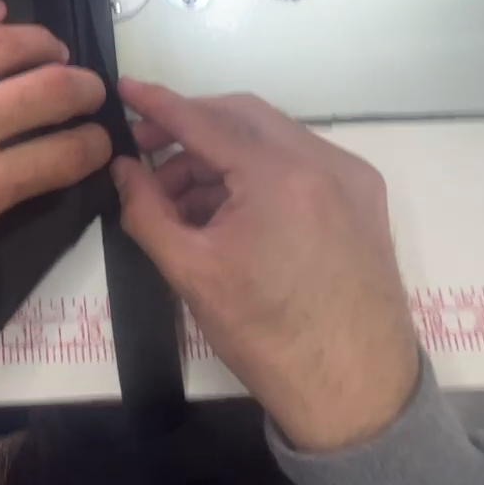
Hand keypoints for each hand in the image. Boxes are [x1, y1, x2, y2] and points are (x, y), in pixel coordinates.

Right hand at [111, 80, 419, 450]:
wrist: (357, 397)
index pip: (206, 120)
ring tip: (176, 197)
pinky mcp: (362, 201)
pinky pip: (294, 162)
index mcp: (282, 176)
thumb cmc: (266, 334)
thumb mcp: (189, 269)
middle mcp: (325, 162)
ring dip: (216, 153)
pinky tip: (219, 208)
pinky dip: (250, 171)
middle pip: (240, 116)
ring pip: (268, 138)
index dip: (158, 103)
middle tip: (143, 150)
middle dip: (187, 126)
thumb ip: (144, 208)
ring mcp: (351, 180)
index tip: (123, 87)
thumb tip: (121, 166)